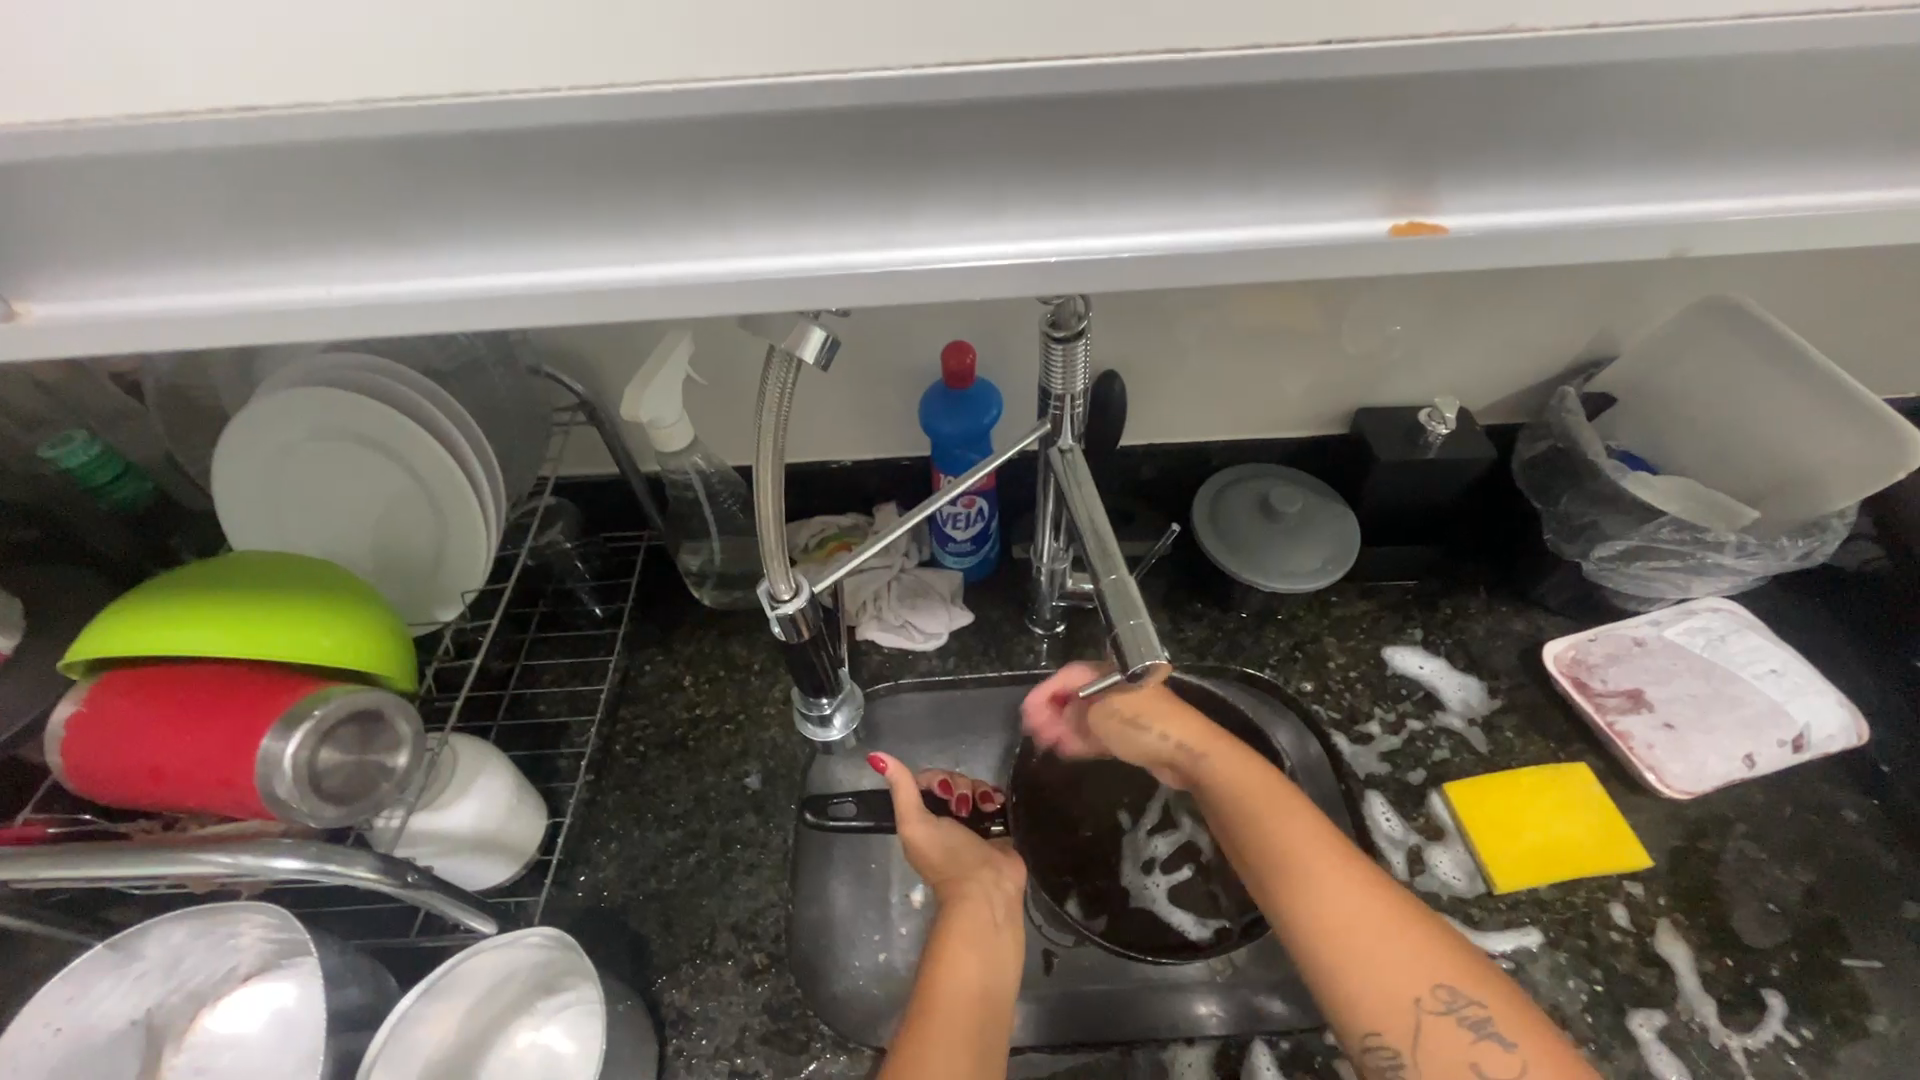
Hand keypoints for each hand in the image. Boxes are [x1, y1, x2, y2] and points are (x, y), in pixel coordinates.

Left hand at [868, 753, 1025, 912]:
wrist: (985, 888)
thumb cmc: (946, 858)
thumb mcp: (914, 823)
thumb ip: (900, 790)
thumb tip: (875, 756)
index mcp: (923, 817)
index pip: (928, 780)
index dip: (936, 779)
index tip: (942, 791)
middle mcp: (946, 816)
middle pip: (953, 780)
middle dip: (959, 786)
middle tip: (962, 807)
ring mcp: (972, 818)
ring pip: (974, 785)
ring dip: (979, 791)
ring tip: (983, 808)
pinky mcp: (994, 822)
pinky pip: (993, 796)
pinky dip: (994, 796)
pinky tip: (995, 805)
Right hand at [1019, 662, 1222, 789]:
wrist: (1189, 752)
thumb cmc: (1143, 725)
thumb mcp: (1099, 718)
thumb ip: (1073, 717)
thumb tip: (1061, 719)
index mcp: (1109, 673)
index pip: (1067, 676)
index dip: (1044, 693)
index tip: (1026, 713)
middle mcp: (1115, 687)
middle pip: (1075, 695)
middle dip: (1052, 712)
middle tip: (1032, 732)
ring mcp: (1124, 711)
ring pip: (1086, 716)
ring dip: (1064, 728)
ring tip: (1044, 744)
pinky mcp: (1132, 732)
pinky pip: (1099, 732)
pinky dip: (1081, 739)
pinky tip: (1065, 750)